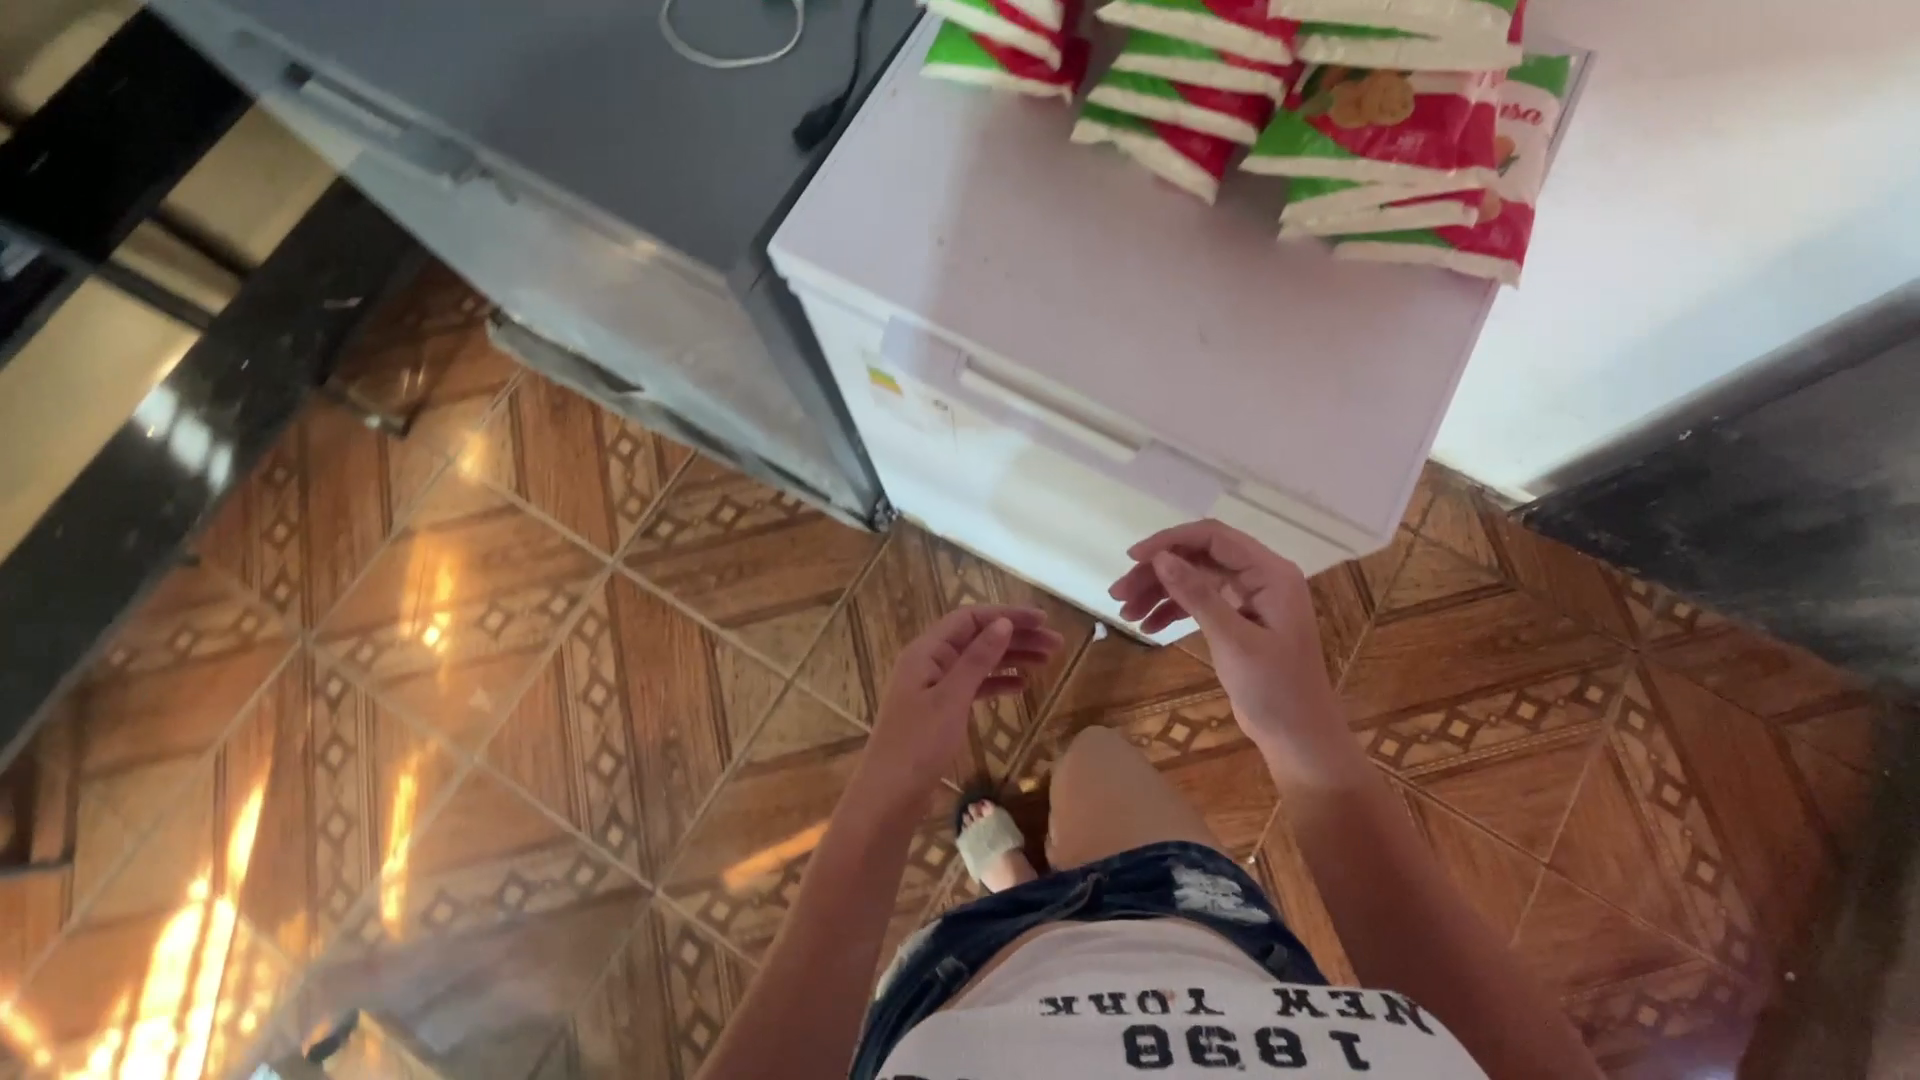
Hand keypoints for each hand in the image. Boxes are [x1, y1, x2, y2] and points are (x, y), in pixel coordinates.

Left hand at [860, 605, 1064, 803]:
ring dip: (1011, 658)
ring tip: (1047, 662)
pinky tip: (1021, 686)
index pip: (970, 618)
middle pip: (977, 637)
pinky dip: (997, 682)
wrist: (889, 796)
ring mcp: (933, 687)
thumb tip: (1003, 623)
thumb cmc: (918, 744)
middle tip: (1056, 645)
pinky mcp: (939, 711)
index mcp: (926, 651)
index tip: (1043, 620)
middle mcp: (928, 662)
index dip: (1007, 615)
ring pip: (978, 662)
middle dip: (1016, 637)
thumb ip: (978, 659)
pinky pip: (973, 686)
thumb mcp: (951, 698)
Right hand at [1108, 521, 1342, 757]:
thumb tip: (1161, 558)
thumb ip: (1197, 595)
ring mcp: (1250, 599)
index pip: (1213, 537)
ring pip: (1195, 579)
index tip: (1132, 558)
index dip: (1170, 541)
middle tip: (1119, 593)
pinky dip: (1172, 611)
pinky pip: (1200, 602)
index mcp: (1270, 573)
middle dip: (1157, 572)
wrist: (1298, 736)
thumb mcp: (1232, 640)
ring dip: (1159, 592)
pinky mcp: (1239, 621)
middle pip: (1199, 557)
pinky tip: (1147, 627)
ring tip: (1126, 612)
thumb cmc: (1274, 688)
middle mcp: (1261, 578)